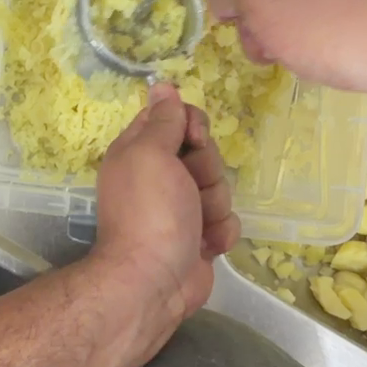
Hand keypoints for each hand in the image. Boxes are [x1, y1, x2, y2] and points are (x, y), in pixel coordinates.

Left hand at [89, 82, 239, 322]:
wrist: (154, 281)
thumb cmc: (150, 212)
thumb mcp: (151, 154)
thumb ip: (163, 121)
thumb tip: (162, 86)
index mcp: (139, 152)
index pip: (173, 117)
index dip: (190, 125)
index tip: (194, 139)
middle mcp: (159, 176)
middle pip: (203, 152)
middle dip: (206, 170)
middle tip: (190, 188)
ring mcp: (181, 208)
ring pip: (220, 186)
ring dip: (214, 206)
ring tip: (195, 225)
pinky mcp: (200, 237)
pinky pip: (227, 221)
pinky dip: (220, 233)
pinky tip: (205, 246)